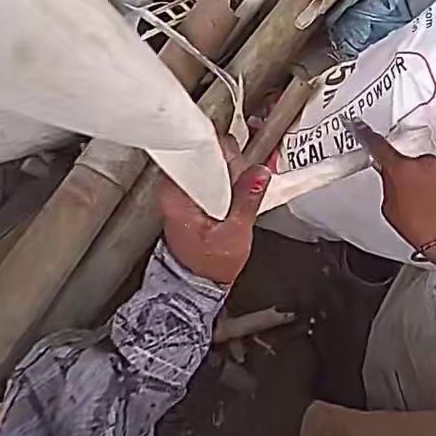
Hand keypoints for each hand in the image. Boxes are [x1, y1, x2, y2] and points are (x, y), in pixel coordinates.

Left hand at [158, 137, 271, 285]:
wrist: (196, 283)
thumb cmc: (207, 264)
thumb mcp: (234, 234)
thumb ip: (247, 200)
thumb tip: (260, 173)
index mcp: (176, 192)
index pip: (198, 153)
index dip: (225, 156)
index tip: (240, 168)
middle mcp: (175, 186)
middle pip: (207, 154)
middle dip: (231, 165)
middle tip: (242, 190)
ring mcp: (183, 188)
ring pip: (212, 162)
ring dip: (232, 174)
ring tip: (237, 200)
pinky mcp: (192, 192)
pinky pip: (212, 174)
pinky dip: (227, 182)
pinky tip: (233, 200)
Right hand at [351, 120, 435, 278]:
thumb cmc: (425, 230)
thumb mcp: (391, 210)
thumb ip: (387, 185)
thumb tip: (389, 177)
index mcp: (400, 168)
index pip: (378, 146)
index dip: (367, 136)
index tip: (362, 128)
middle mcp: (424, 162)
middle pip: (407, 162)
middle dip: (406, 176)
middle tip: (407, 199)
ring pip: (427, 169)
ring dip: (426, 183)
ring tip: (427, 207)